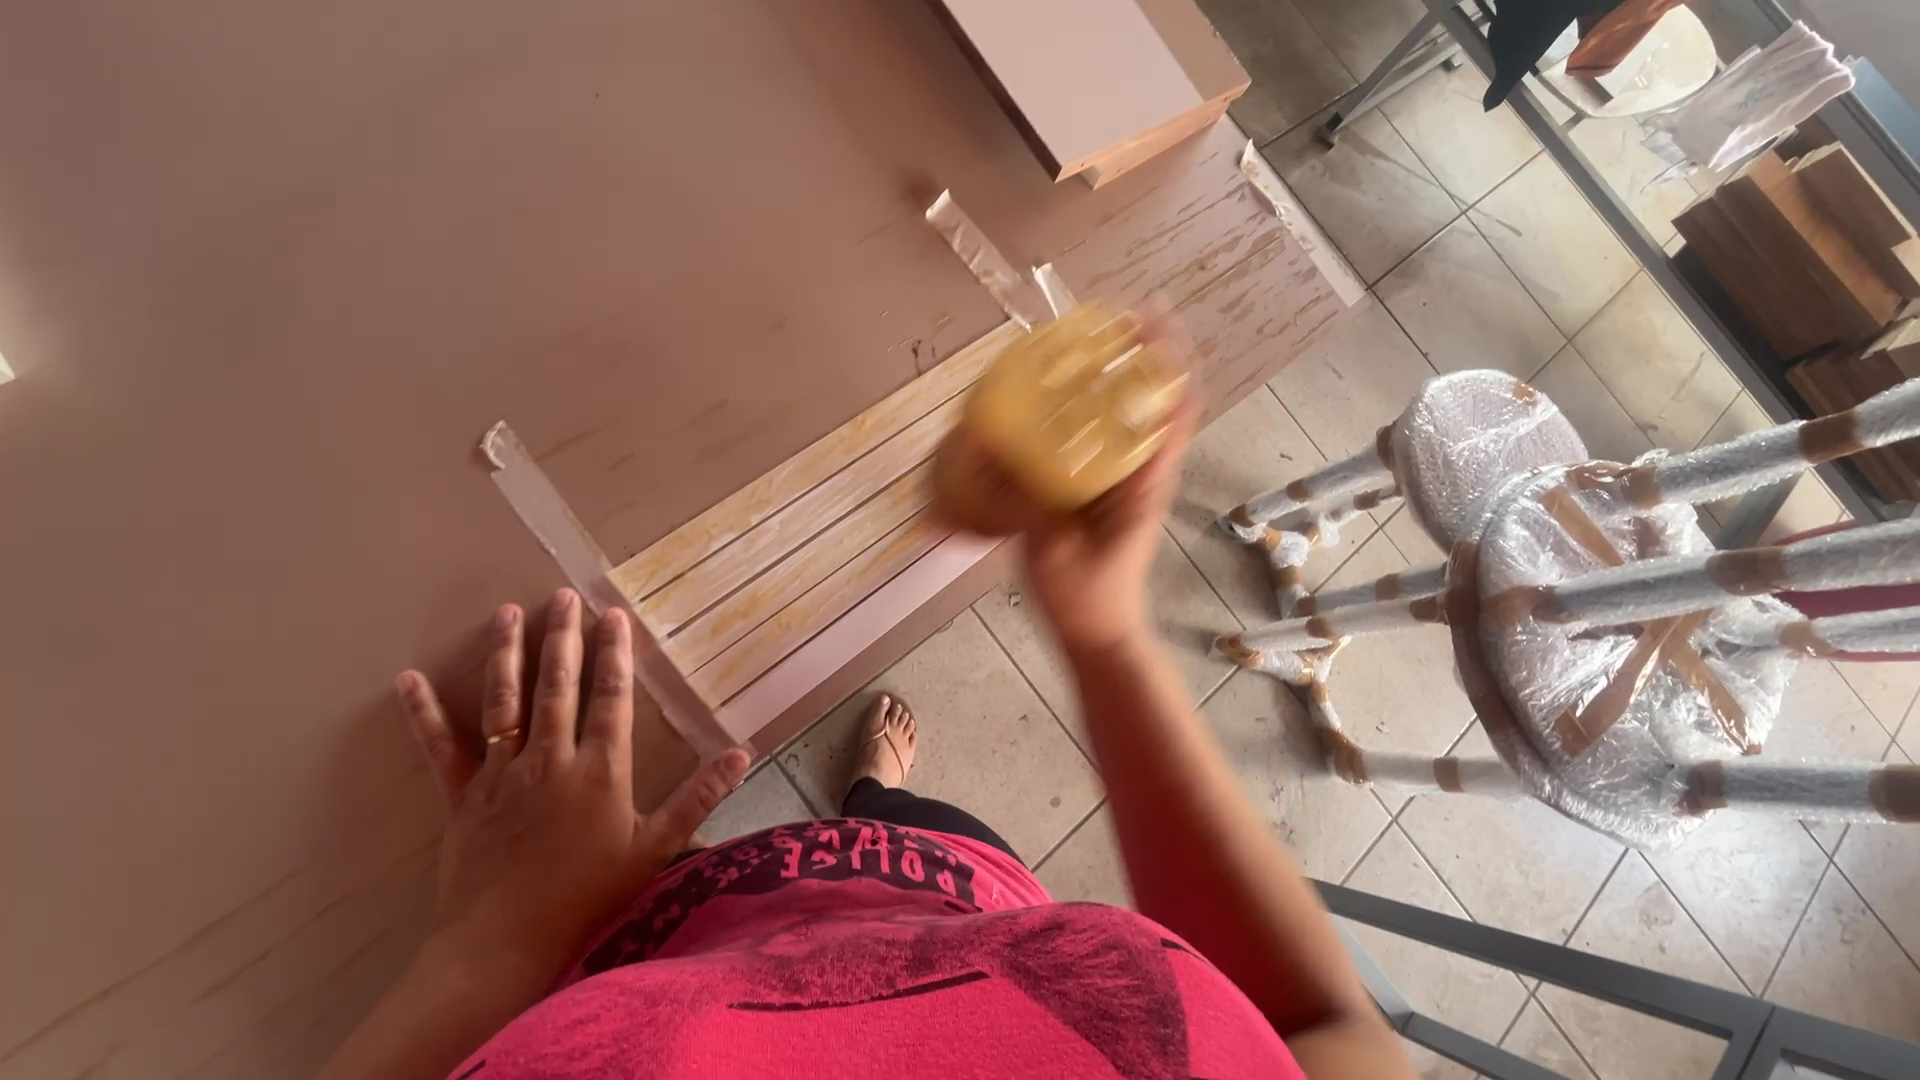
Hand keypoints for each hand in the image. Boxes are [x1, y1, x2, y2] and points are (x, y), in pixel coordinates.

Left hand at [396, 589, 750, 987]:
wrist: (506, 943)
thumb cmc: (591, 894)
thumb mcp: (656, 848)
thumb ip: (699, 797)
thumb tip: (742, 754)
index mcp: (600, 769)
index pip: (610, 697)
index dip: (613, 654)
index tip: (613, 615)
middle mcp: (550, 759)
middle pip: (557, 686)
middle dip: (562, 637)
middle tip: (563, 596)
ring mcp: (502, 775)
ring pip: (504, 702)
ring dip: (506, 654)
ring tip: (508, 612)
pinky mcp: (462, 797)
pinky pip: (442, 748)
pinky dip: (425, 713)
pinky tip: (409, 678)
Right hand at [1022, 328, 1196, 654]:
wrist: (1100, 634)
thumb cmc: (1087, 598)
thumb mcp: (1053, 550)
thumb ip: (1027, 501)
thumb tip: (989, 452)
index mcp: (1143, 484)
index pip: (1174, 409)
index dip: (1168, 357)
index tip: (1150, 315)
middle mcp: (1142, 475)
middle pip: (1158, 402)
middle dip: (1141, 355)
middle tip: (1107, 320)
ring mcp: (1126, 485)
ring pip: (1131, 420)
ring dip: (1116, 383)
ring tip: (1080, 352)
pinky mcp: (1105, 496)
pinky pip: (1100, 445)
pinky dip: (1086, 418)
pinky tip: (1050, 410)